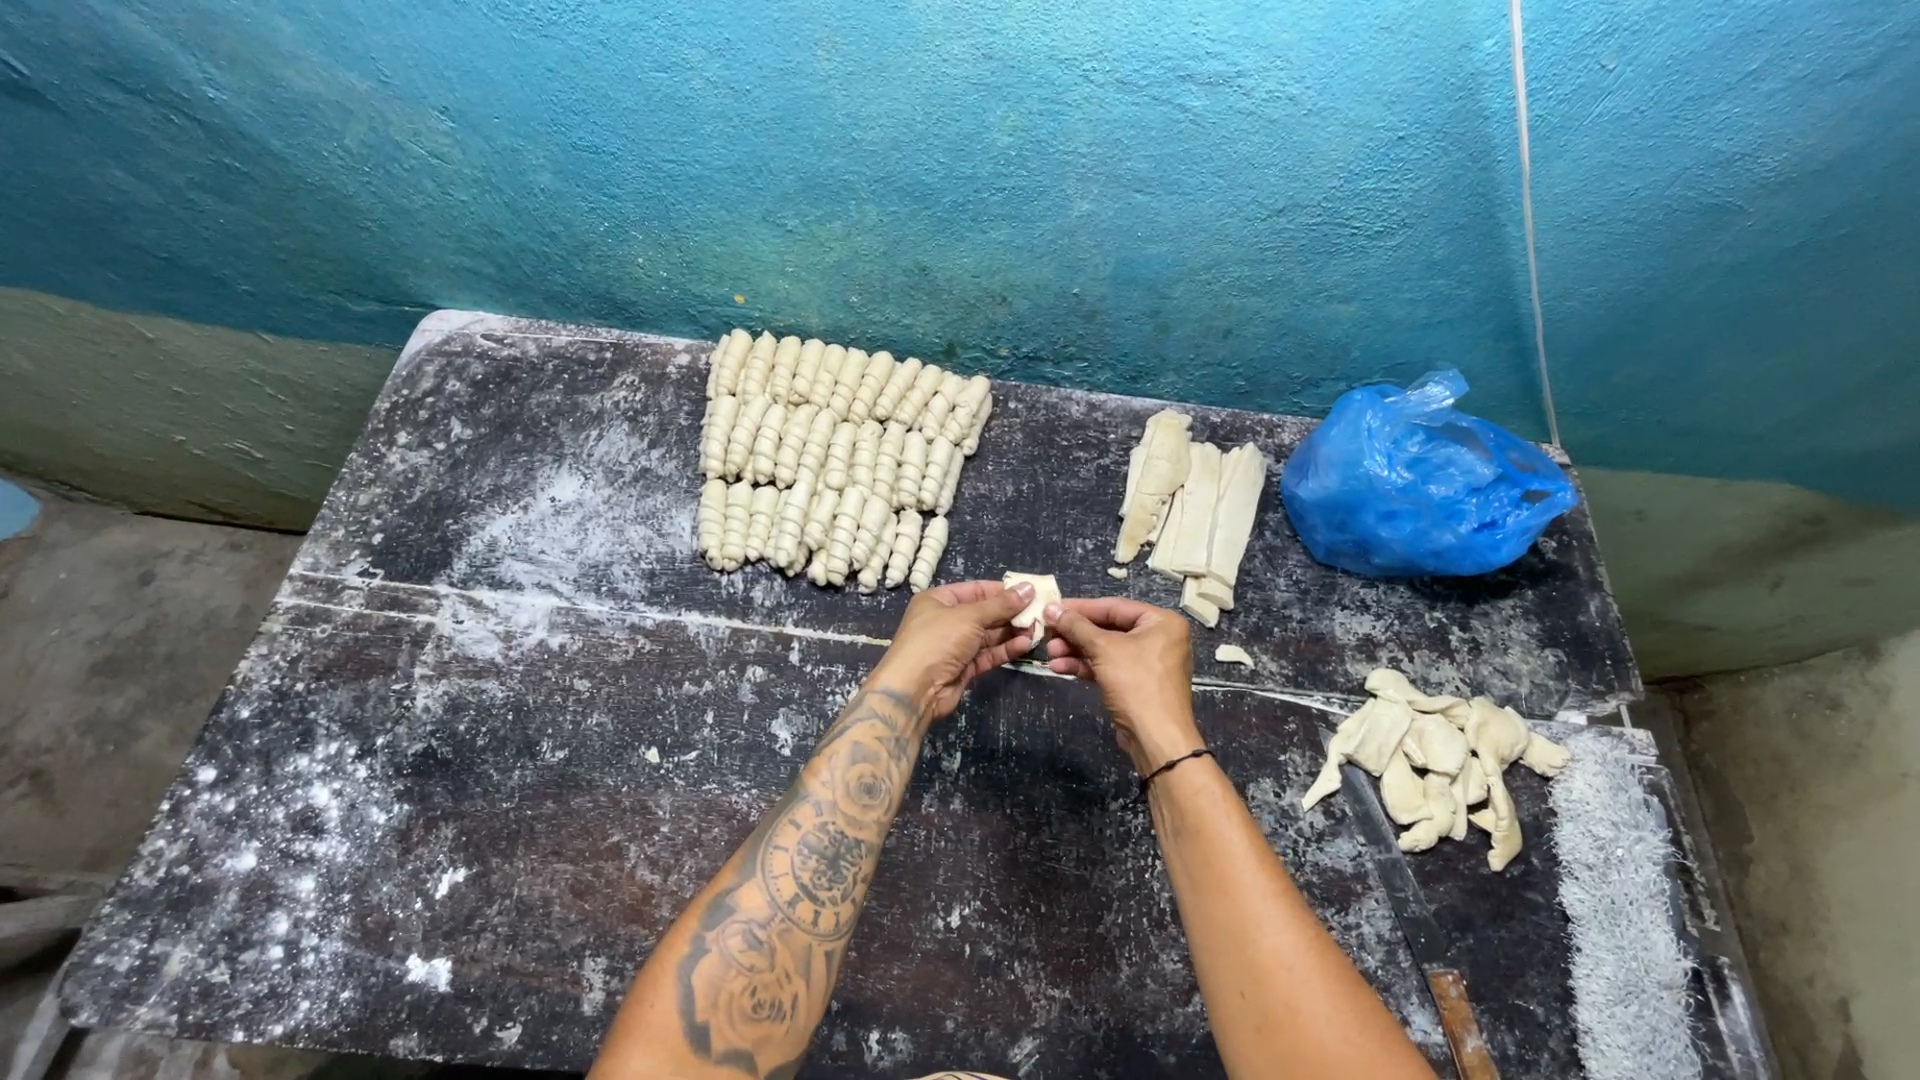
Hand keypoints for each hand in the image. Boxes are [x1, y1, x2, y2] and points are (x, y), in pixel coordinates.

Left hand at [869, 580, 1035, 724]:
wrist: (915, 689)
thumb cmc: (937, 640)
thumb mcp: (969, 616)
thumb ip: (1001, 605)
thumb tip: (1028, 588)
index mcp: (939, 600)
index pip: (976, 590)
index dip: (1002, 590)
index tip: (1029, 592)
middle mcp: (946, 620)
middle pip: (985, 613)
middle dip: (1011, 613)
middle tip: (1040, 612)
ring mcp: (955, 645)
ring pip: (989, 635)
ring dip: (1012, 632)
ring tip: (1038, 629)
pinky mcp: (963, 667)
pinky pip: (988, 654)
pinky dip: (1006, 649)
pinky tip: (1025, 645)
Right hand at [1044, 597, 1203, 774]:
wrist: (1155, 737)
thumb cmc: (1136, 682)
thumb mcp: (1104, 648)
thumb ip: (1076, 626)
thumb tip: (1050, 609)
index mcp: (1161, 621)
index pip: (1114, 607)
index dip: (1080, 608)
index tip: (1052, 608)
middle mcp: (1158, 637)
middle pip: (1108, 628)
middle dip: (1075, 633)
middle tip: (1047, 634)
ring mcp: (1148, 662)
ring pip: (1105, 649)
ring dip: (1076, 650)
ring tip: (1049, 653)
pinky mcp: (1136, 683)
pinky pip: (1108, 667)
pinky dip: (1085, 666)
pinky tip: (1059, 667)